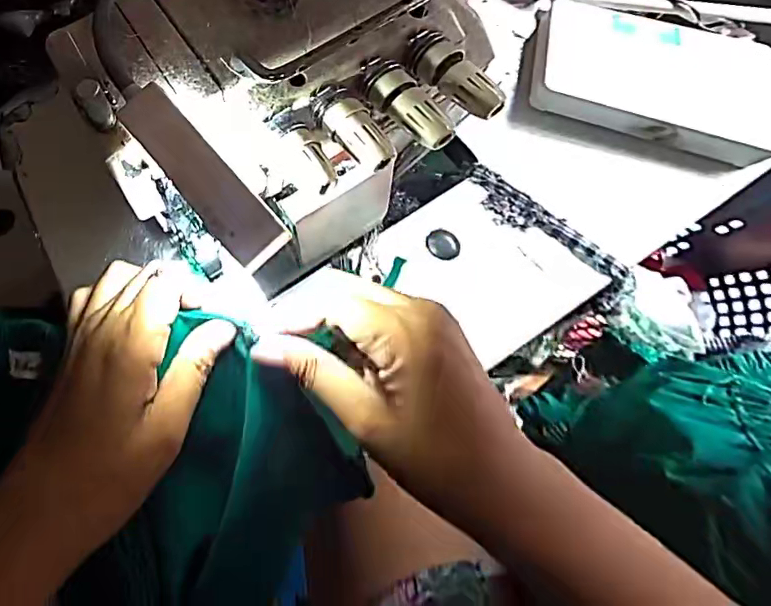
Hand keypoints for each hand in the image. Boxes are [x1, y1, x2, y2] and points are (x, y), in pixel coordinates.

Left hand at [0, 260, 237, 604]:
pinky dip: (116, 294)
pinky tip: (128, 324)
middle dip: (178, 288)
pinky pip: (92, 294)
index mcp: (130, 338)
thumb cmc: (109, 475)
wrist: (40, 505)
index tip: (215, 321)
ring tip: (167, 320)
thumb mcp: (166, 429)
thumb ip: (195, 368)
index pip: (169, 281)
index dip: (197, 292)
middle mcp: (102, 321)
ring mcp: (79, 329)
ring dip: (147, 286)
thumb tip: (223, 327)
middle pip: (146, 274)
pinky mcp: (66, 342)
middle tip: (199, 324)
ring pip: (118, 276)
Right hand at [249, 270, 524, 526]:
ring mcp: (433, 312)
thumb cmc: (437, 460)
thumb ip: (315, 373)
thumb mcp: (366, 419)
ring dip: (336, 320)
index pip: (331, 300)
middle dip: (311, 314)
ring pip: (366, 297)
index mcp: (402, 326)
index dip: (293, 317)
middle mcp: (420, 306)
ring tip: (314, 358)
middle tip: (285, 349)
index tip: (266, 340)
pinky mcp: (439, 324)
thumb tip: (268, 346)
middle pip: (348, 290)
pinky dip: (361, 326)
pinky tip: (351, 359)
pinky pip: (387, 309)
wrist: (504, 480)